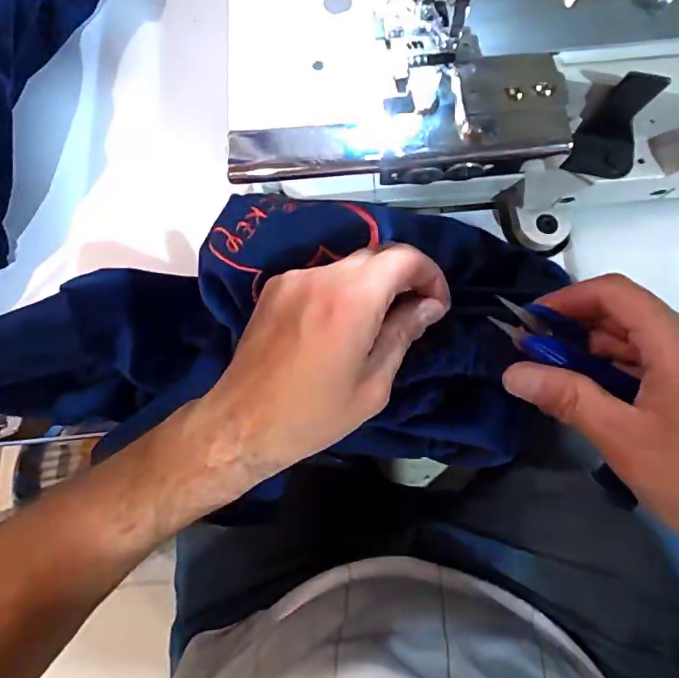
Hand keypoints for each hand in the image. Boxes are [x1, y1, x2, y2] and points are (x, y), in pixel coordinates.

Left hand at [195, 244, 449, 481]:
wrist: (242, 422)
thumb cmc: (314, 415)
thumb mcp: (373, 384)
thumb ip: (403, 334)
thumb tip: (428, 306)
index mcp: (352, 299)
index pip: (404, 257)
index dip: (429, 274)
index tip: (436, 304)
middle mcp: (322, 276)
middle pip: (377, 255)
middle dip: (403, 277)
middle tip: (414, 311)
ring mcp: (295, 277)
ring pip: (349, 264)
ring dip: (372, 282)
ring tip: (377, 319)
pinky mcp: (276, 285)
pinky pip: (322, 275)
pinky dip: (341, 288)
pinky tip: (339, 322)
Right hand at [501, 274, 678, 643]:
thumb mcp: (625, 441)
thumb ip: (567, 397)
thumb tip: (512, 372)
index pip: (614, 293)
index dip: (566, 299)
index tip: (528, 322)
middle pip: (630, 315)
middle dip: (577, 330)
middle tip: (533, 355)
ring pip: (647, 343)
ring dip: (601, 353)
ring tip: (558, 377)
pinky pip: (667, 366)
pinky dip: (630, 373)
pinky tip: (603, 398)